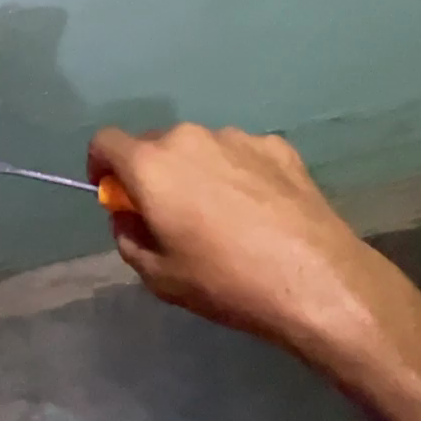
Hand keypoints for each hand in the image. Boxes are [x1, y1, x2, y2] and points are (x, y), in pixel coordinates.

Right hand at [88, 124, 389, 347]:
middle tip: (172, 213)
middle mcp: (187, 137)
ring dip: (197, 170)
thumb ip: (127, 237)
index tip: (114, 194)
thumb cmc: (226, 281)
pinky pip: (242, 154)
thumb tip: (129, 216)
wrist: (319, 283)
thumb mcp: (157, 276)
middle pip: (153, 143)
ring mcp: (235, 137)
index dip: (101, 165)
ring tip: (225, 215)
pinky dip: (240, 173)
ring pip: (199, 147)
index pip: (104, 141)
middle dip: (152, 172)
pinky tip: (261, 209)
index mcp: (149, 163)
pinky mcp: (277, 147)